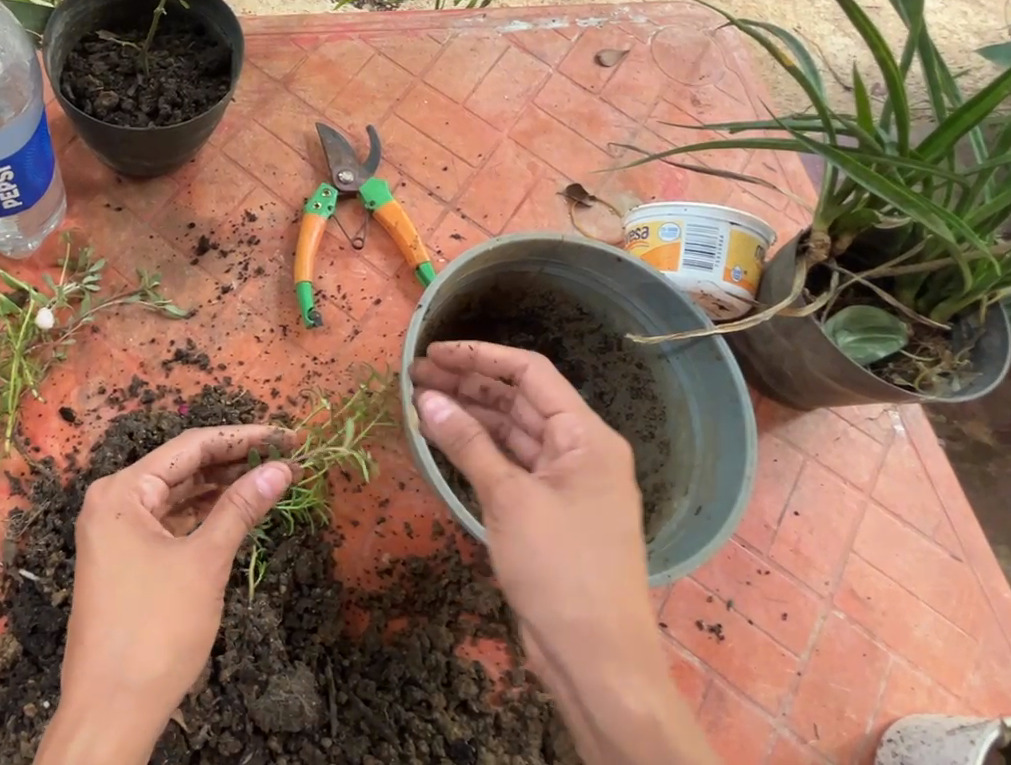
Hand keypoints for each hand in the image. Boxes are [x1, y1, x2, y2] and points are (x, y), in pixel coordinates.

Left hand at [38, 424, 297, 764]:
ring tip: (271, 477)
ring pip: (178, 495)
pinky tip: (238, 510)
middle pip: (183, 466)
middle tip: (286, 454)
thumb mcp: (204, 562)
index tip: (287, 435)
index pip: (190, 446)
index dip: (242, 437)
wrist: (110, 710)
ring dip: (221, 488)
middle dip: (234, 460)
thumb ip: (241, 508)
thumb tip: (281, 468)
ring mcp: (117, 531)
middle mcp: (114, 501)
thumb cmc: (155, 630)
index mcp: (122, 491)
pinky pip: (170, 522)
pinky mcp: (126, 559)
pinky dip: (203, 516)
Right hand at [411, 341, 658, 691]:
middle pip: (519, 401)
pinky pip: (508, 465)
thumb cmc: (560, 567)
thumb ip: (466, 443)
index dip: (480, 357)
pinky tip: (442, 440)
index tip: (433, 353)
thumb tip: (425, 398)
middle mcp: (579, 452)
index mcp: (587, 437)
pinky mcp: (546, 512)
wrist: (596, 657)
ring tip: (419, 402)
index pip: (531, 373)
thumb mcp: (509, 498)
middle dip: (468, 385)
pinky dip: (476, 451)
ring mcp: (563, 483)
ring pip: (510, 433)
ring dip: (468, 416)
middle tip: (414, 376)